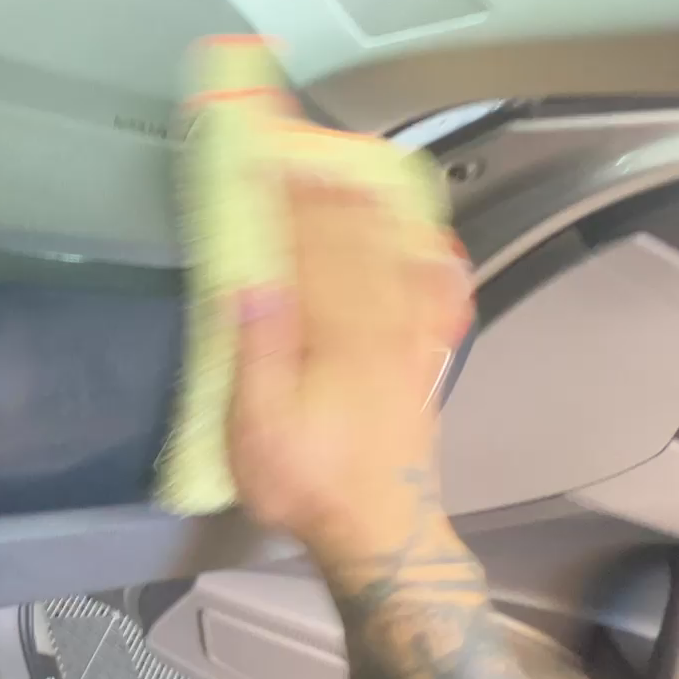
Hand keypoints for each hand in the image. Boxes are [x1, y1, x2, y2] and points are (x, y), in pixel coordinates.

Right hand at [226, 168, 474, 568]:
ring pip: (394, 255)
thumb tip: (250, 286)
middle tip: (301, 150)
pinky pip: (429, 294)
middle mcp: (383, 327)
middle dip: (325, 188)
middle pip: (357, 239)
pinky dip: (420, 256)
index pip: (310, 248)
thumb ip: (256, 351)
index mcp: (338, 337)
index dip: (285, 200)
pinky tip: (421, 242)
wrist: (377, 529)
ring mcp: (409, 342)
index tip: (264, 161)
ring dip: (369, 208)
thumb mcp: (258, 427)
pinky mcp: (420, 360)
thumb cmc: (308, 484)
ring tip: (350, 171)